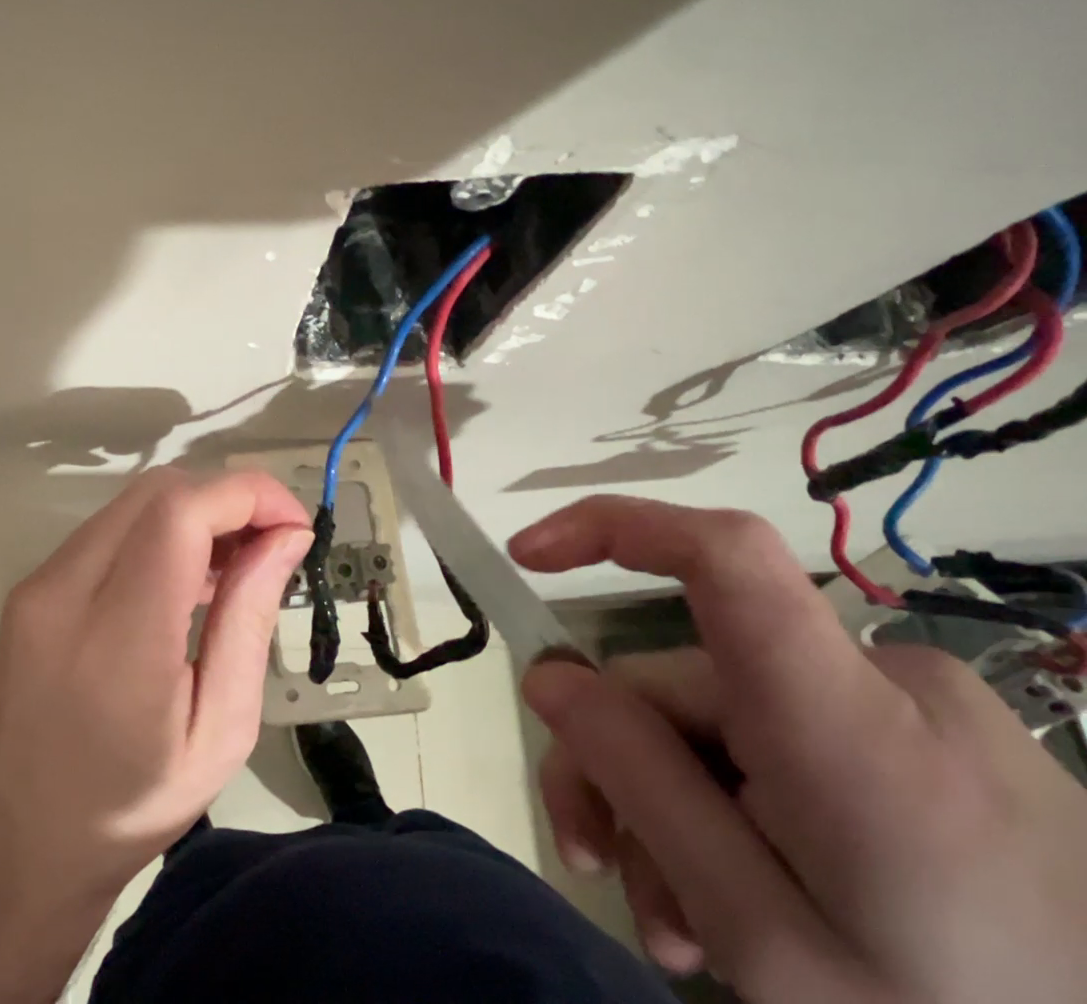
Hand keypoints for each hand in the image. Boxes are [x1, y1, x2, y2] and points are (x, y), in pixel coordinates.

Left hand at [0, 467, 310, 1001]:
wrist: (27, 842)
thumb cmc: (137, 804)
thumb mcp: (221, 729)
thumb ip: (248, 621)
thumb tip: (285, 538)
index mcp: (117, 640)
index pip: (179, 513)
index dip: (246, 495)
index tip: (295, 526)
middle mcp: (63, 595)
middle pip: (154, 493)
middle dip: (225, 499)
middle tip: (272, 548)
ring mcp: (35, 589)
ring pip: (127, 506)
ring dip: (191, 515)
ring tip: (234, 569)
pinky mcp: (26, 593)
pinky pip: (103, 534)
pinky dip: (154, 536)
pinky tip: (183, 582)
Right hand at [511, 495, 1086, 1003]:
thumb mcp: (754, 928)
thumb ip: (641, 785)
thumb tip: (551, 678)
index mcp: (850, 726)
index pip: (726, 558)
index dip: (610, 527)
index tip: (525, 556)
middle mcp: (888, 683)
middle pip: (682, 682)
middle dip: (618, 770)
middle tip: (597, 867)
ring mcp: (919, 706)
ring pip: (719, 723)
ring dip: (672, 810)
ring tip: (680, 923)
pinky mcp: (932, 733)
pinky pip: (781, 740)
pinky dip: (735, 807)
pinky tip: (736, 897)